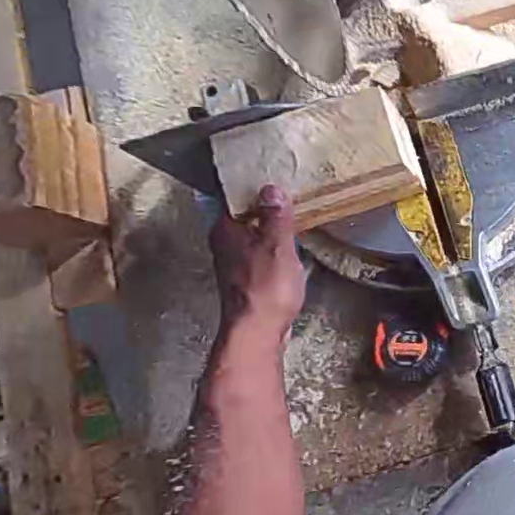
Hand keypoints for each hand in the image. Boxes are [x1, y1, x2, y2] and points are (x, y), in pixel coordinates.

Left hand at [209, 185, 306, 346]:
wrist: (258, 331)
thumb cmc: (266, 288)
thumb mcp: (278, 244)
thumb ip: (275, 216)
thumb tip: (271, 190)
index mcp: (225, 230)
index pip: (236, 198)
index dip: (256, 190)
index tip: (276, 184)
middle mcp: (223, 246)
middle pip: (244, 219)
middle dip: (264, 211)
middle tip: (288, 201)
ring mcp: (233, 266)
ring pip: (252, 240)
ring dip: (269, 234)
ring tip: (291, 225)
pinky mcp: (245, 283)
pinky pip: (259, 258)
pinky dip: (272, 253)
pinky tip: (287, 254)